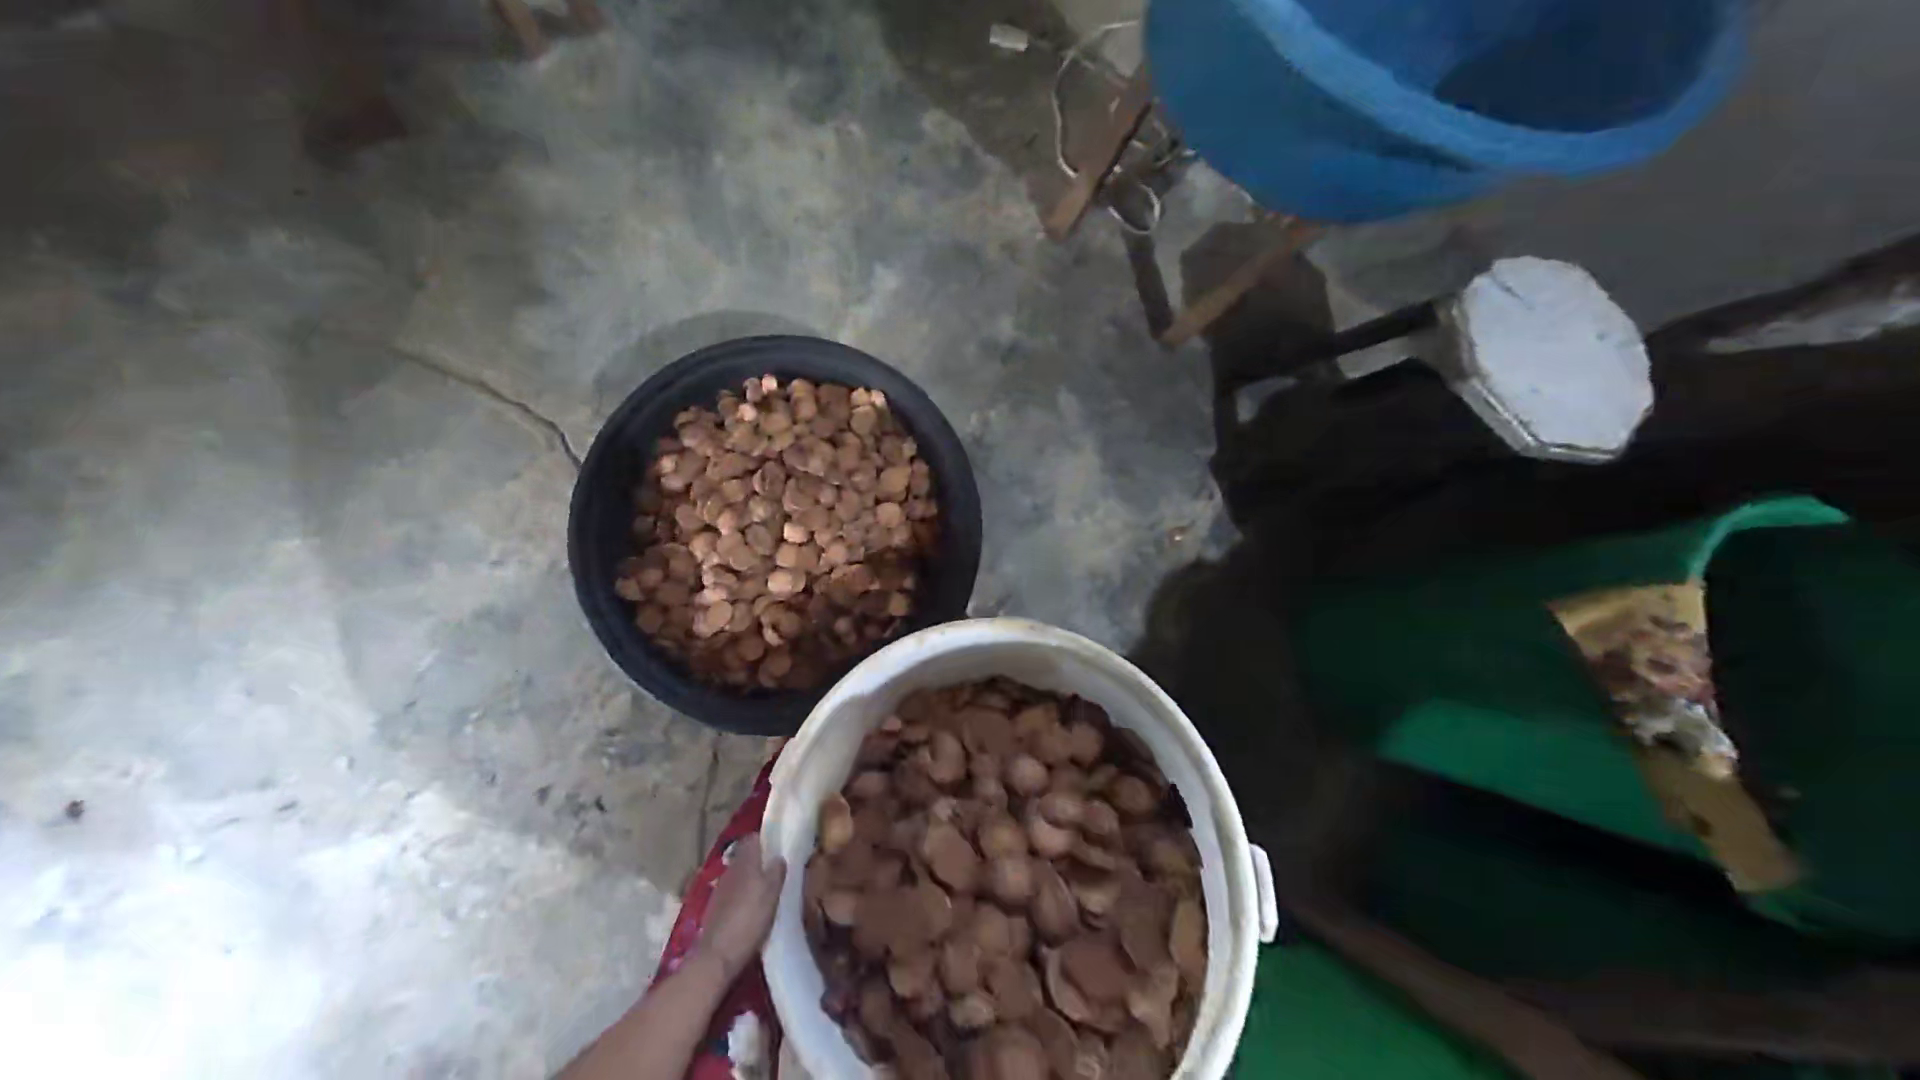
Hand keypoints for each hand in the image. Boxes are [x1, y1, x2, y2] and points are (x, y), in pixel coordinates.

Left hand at [698, 834, 786, 980]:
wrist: (717, 957)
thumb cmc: (749, 920)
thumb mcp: (772, 894)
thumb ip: (776, 872)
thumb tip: (778, 856)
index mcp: (745, 862)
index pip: (752, 838)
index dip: (765, 839)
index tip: (779, 845)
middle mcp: (730, 870)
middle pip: (745, 856)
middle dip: (759, 860)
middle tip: (777, 868)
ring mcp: (720, 890)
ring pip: (739, 874)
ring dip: (751, 878)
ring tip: (767, 889)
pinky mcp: (716, 908)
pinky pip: (733, 892)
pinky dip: (742, 894)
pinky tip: (751, 907)